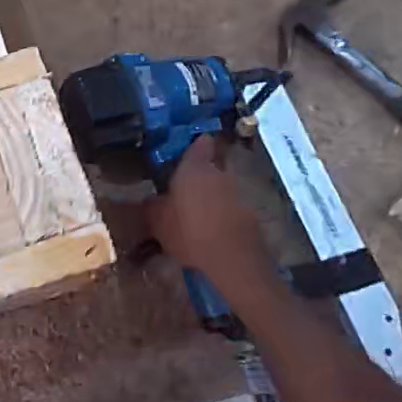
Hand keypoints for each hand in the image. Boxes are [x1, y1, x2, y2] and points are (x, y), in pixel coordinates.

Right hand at [145, 136, 275, 298]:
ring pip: (222, 187)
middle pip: (212, 165)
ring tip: (196, 215)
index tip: (183, 155)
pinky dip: (222, 214)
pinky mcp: (251, 214)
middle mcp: (220, 172)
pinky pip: (232, 207)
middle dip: (201, 175)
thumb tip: (151, 199)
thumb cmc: (188, 231)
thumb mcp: (157, 220)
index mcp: (195, 166)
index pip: (201, 142)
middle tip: (184, 190)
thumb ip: (152, 205)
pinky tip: (210, 232)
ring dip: (212, 196)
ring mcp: (239, 192)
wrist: (233, 260)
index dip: (194, 146)